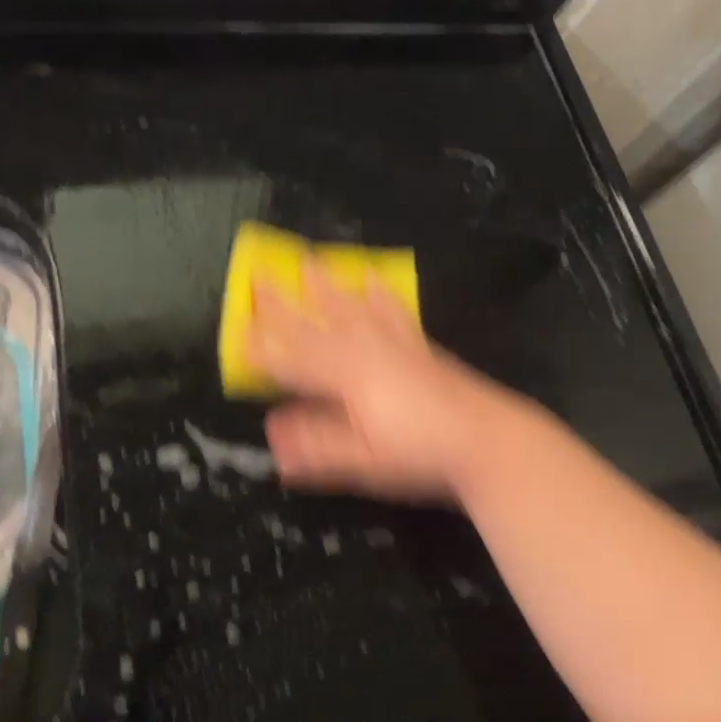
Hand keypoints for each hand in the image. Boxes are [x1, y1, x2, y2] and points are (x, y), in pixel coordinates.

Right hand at [249, 262, 524, 501]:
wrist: (486, 440)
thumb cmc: (419, 454)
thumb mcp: (362, 461)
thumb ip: (315, 446)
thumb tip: (273, 432)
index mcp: (344, 375)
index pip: (292, 358)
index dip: (261, 347)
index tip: (234, 332)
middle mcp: (363, 349)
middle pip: (315, 321)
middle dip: (283, 301)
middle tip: (259, 273)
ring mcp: (393, 342)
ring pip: (350, 306)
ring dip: (326, 285)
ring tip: (309, 260)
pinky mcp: (418, 344)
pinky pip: (390, 309)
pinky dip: (377, 293)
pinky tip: (373, 279)